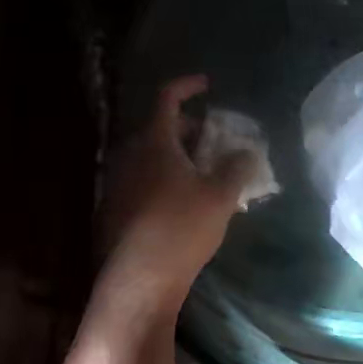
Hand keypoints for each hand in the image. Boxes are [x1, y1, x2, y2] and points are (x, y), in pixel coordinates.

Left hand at [99, 76, 251, 303]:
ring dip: (178, 158)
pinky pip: (144, 182)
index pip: (168, 98)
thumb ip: (237, 169)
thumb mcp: (220, 197)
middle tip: (214, 141)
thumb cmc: (182, 228)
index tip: (207, 86)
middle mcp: (130, 155)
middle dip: (189, 129)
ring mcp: (118, 182)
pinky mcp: (115, 209)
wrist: (140, 277)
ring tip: (204, 176)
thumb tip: (248, 152)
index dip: (188, 87)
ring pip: (151, 158)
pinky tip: (182, 204)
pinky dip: (165, 180)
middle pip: (160, 129)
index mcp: (154, 142)